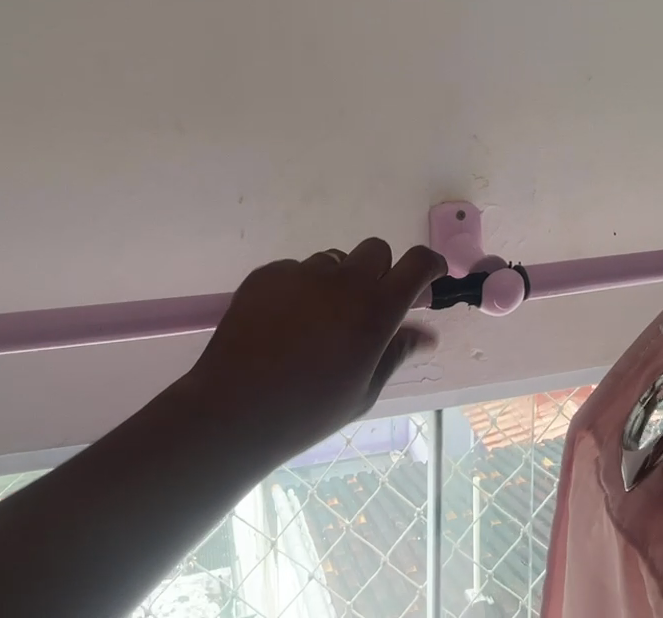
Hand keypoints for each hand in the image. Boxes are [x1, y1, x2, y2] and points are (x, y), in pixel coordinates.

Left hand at [180, 238, 446, 458]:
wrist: (233, 410)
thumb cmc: (306, 411)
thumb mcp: (362, 391)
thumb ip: (396, 352)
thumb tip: (427, 334)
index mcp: (374, 310)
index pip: (417, 263)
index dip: (429, 265)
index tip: (429, 276)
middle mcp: (343, 281)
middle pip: (376, 250)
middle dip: (380, 272)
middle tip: (366, 307)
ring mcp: (302, 272)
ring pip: (333, 261)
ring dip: (336, 282)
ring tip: (316, 324)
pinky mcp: (268, 273)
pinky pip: (295, 271)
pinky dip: (299, 290)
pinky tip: (282, 325)